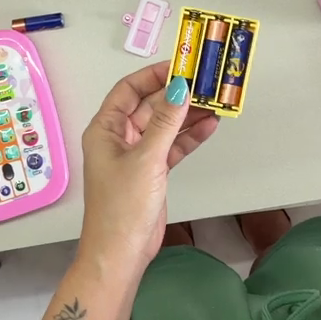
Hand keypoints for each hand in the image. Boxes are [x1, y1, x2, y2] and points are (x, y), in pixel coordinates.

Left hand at [78, 63, 219, 268]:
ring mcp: (136, 156)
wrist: (120, 253)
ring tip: (215, 101)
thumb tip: (180, 88)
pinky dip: (189, 137)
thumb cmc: (123, 205)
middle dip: (176, 95)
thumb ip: (166, 122)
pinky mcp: (151, 173)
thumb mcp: (146, 159)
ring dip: (187, 115)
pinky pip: (172, 147)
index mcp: (105, 129)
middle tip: (206, 82)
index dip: (153, 76)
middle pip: (149, 106)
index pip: (128, 90)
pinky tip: (210, 126)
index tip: (181, 66)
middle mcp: (118, 138)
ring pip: (164, 126)